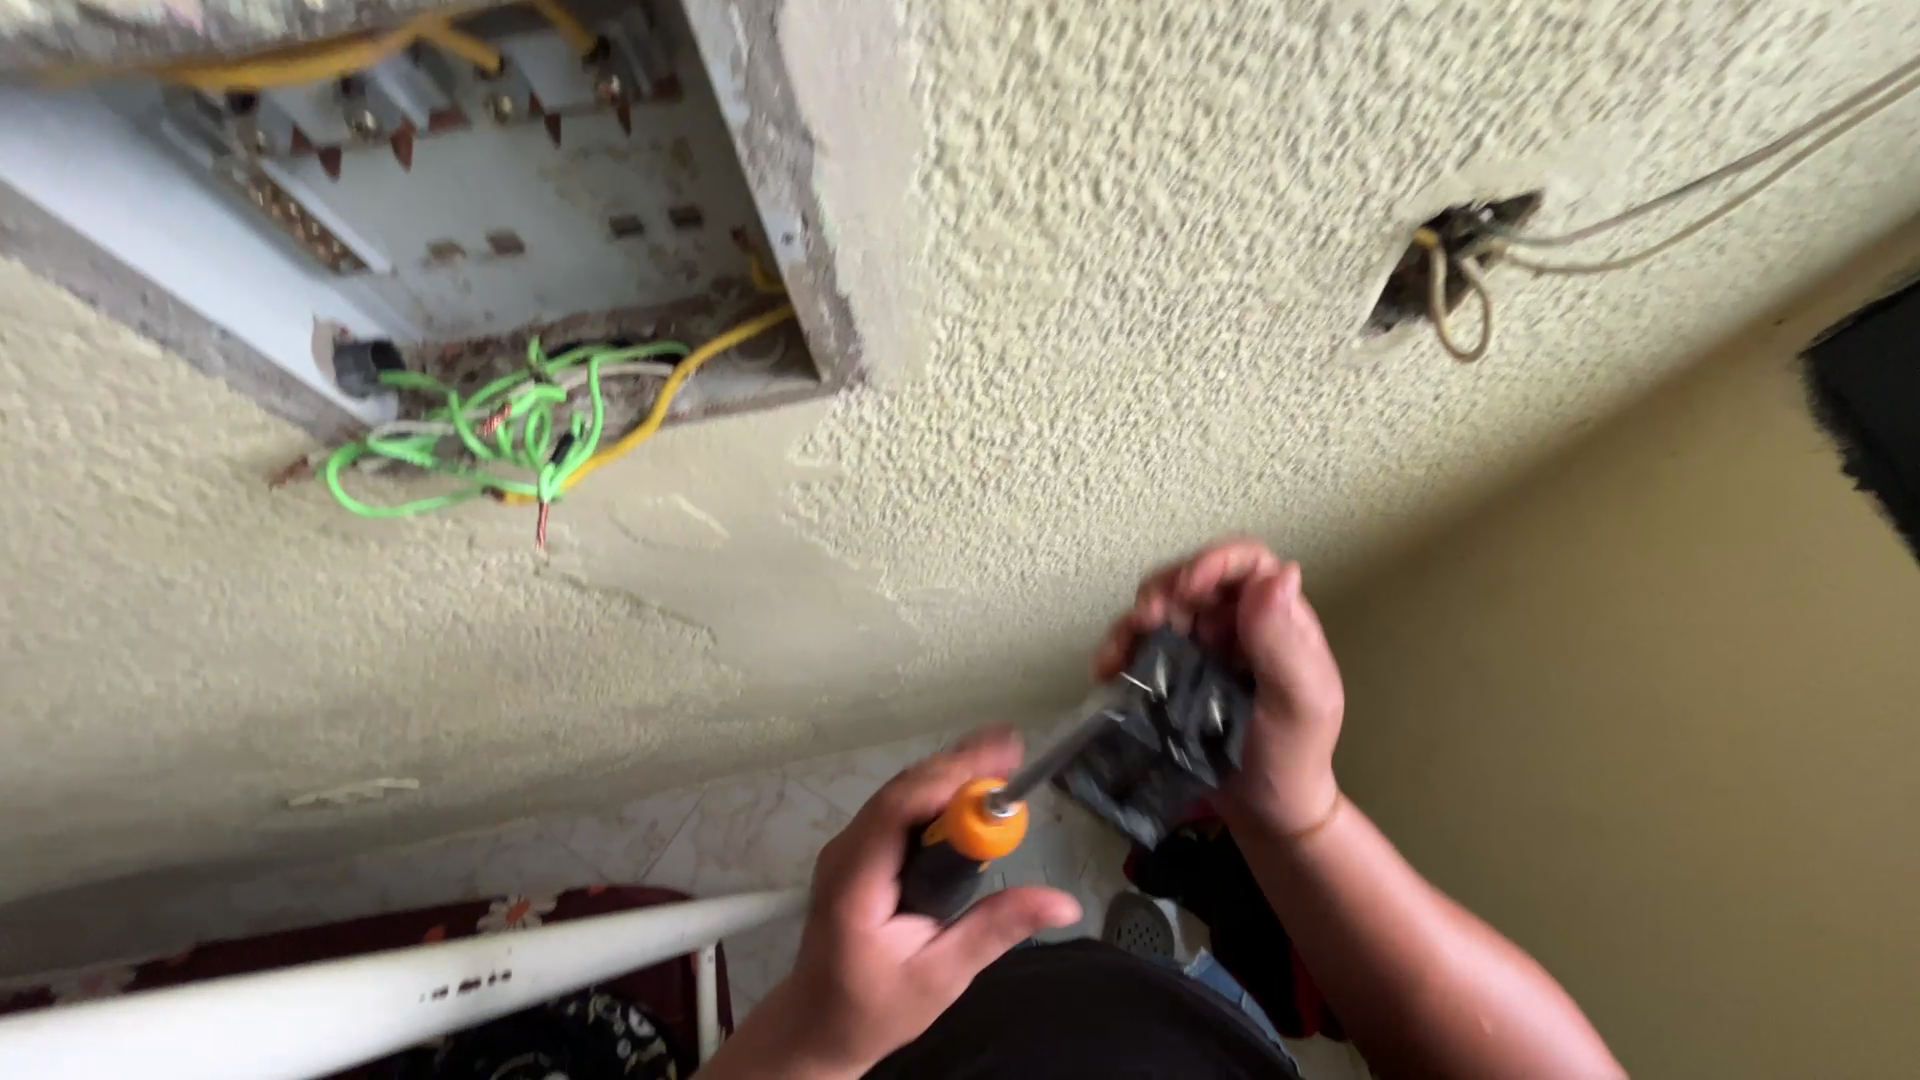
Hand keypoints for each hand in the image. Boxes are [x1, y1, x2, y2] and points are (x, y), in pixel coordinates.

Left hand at [719, 728, 1081, 1079]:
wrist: (817, 1024)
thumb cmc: (875, 1008)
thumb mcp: (942, 977)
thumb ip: (995, 929)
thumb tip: (1061, 902)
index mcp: (855, 882)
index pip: (898, 810)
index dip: (950, 781)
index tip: (1002, 769)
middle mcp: (846, 850)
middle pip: (903, 790)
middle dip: (959, 767)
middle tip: (1012, 751)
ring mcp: (849, 845)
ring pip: (903, 791)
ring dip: (951, 774)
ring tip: (1001, 760)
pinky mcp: (861, 847)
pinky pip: (901, 805)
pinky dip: (939, 791)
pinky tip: (971, 786)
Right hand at [1095, 538, 1344, 833]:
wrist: (1262, 810)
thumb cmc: (1291, 756)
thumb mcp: (1300, 701)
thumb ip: (1285, 642)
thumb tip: (1277, 575)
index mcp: (1275, 618)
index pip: (1246, 563)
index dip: (1214, 562)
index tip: (1188, 587)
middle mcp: (1234, 622)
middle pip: (1191, 578)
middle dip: (1162, 590)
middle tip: (1145, 620)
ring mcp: (1198, 645)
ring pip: (1158, 606)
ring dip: (1133, 620)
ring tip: (1118, 652)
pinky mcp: (1168, 669)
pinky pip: (1138, 644)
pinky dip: (1118, 649)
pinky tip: (1107, 671)